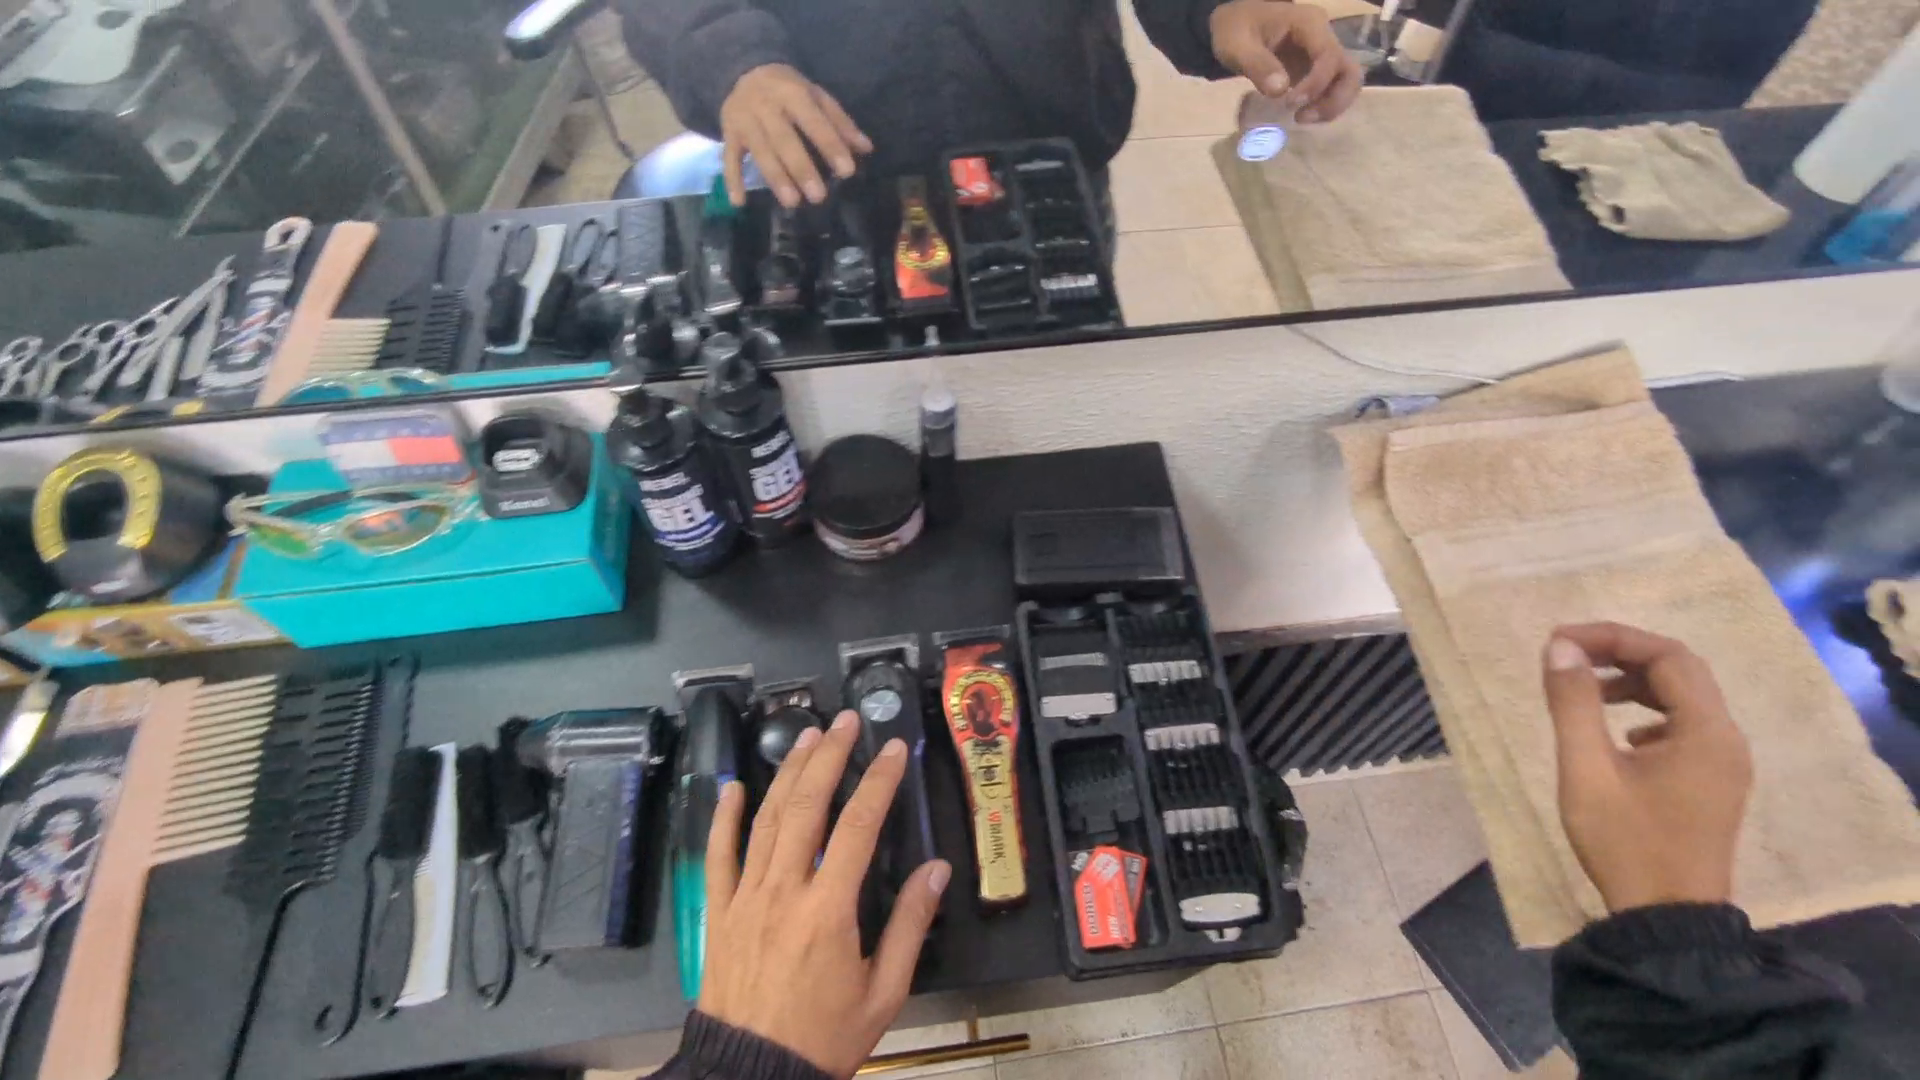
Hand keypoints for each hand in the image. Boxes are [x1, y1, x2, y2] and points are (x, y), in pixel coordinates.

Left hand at [698, 712, 950, 1078]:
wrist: (750, 1076)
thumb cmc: (825, 1036)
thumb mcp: (884, 992)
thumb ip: (910, 925)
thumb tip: (937, 868)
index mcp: (829, 909)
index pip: (858, 826)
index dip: (878, 781)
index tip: (893, 749)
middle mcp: (784, 890)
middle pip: (807, 807)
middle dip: (828, 757)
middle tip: (844, 722)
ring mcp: (745, 897)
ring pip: (766, 820)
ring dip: (787, 772)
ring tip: (805, 736)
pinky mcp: (718, 912)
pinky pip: (718, 856)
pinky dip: (723, 818)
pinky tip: (732, 787)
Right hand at [719, 63, 872, 208]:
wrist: (744, 69)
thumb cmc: (789, 91)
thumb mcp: (817, 97)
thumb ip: (840, 123)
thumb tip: (866, 149)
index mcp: (792, 93)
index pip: (814, 122)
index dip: (831, 146)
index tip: (847, 172)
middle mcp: (766, 106)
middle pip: (784, 140)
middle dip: (801, 168)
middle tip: (818, 196)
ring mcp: (744, 120)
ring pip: (760, 152)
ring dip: (776, 178)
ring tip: (792, 203)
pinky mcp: (729, 134)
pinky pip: (729, 158)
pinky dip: (732, 180)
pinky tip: (738, 203)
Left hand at [1208, 0, 1363, 123]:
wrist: (1235, 22)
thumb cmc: (1235, 29)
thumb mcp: (1236, 44)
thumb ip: (1258, 65)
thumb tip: (1280, 91)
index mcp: (1309, 24)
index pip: (1328, 56)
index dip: (1316, 84)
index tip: (1290, 104)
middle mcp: (1323, 37)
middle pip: (1349, 69)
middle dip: (1334, 99)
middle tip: (1302, 117)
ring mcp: (1320, 54)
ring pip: (1346, 80)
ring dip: (1332, 105)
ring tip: (1302, 119)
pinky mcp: (1313, 70)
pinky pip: (1331, 89)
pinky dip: (1323, 105)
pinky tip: (1300, 116)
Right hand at [1543, 622, 1752, 912]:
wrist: (1665, 914)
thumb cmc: (1623, 840)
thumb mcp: (1585, 768)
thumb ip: (1573, 704)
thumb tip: (1559, 647)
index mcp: (1706, 733)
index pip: (1668, 656)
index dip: (1612, 638)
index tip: (1557, 642)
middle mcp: (1727, 740)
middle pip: (1681, 670)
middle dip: (1621, 652)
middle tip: (1566, 655)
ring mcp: (1724, 762)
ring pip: (1683, 696)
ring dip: (1632, 680)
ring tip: (1583, 689)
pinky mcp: (1711, 779)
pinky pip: (1683, 724)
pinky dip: (1645, 709)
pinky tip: (1615, 733)